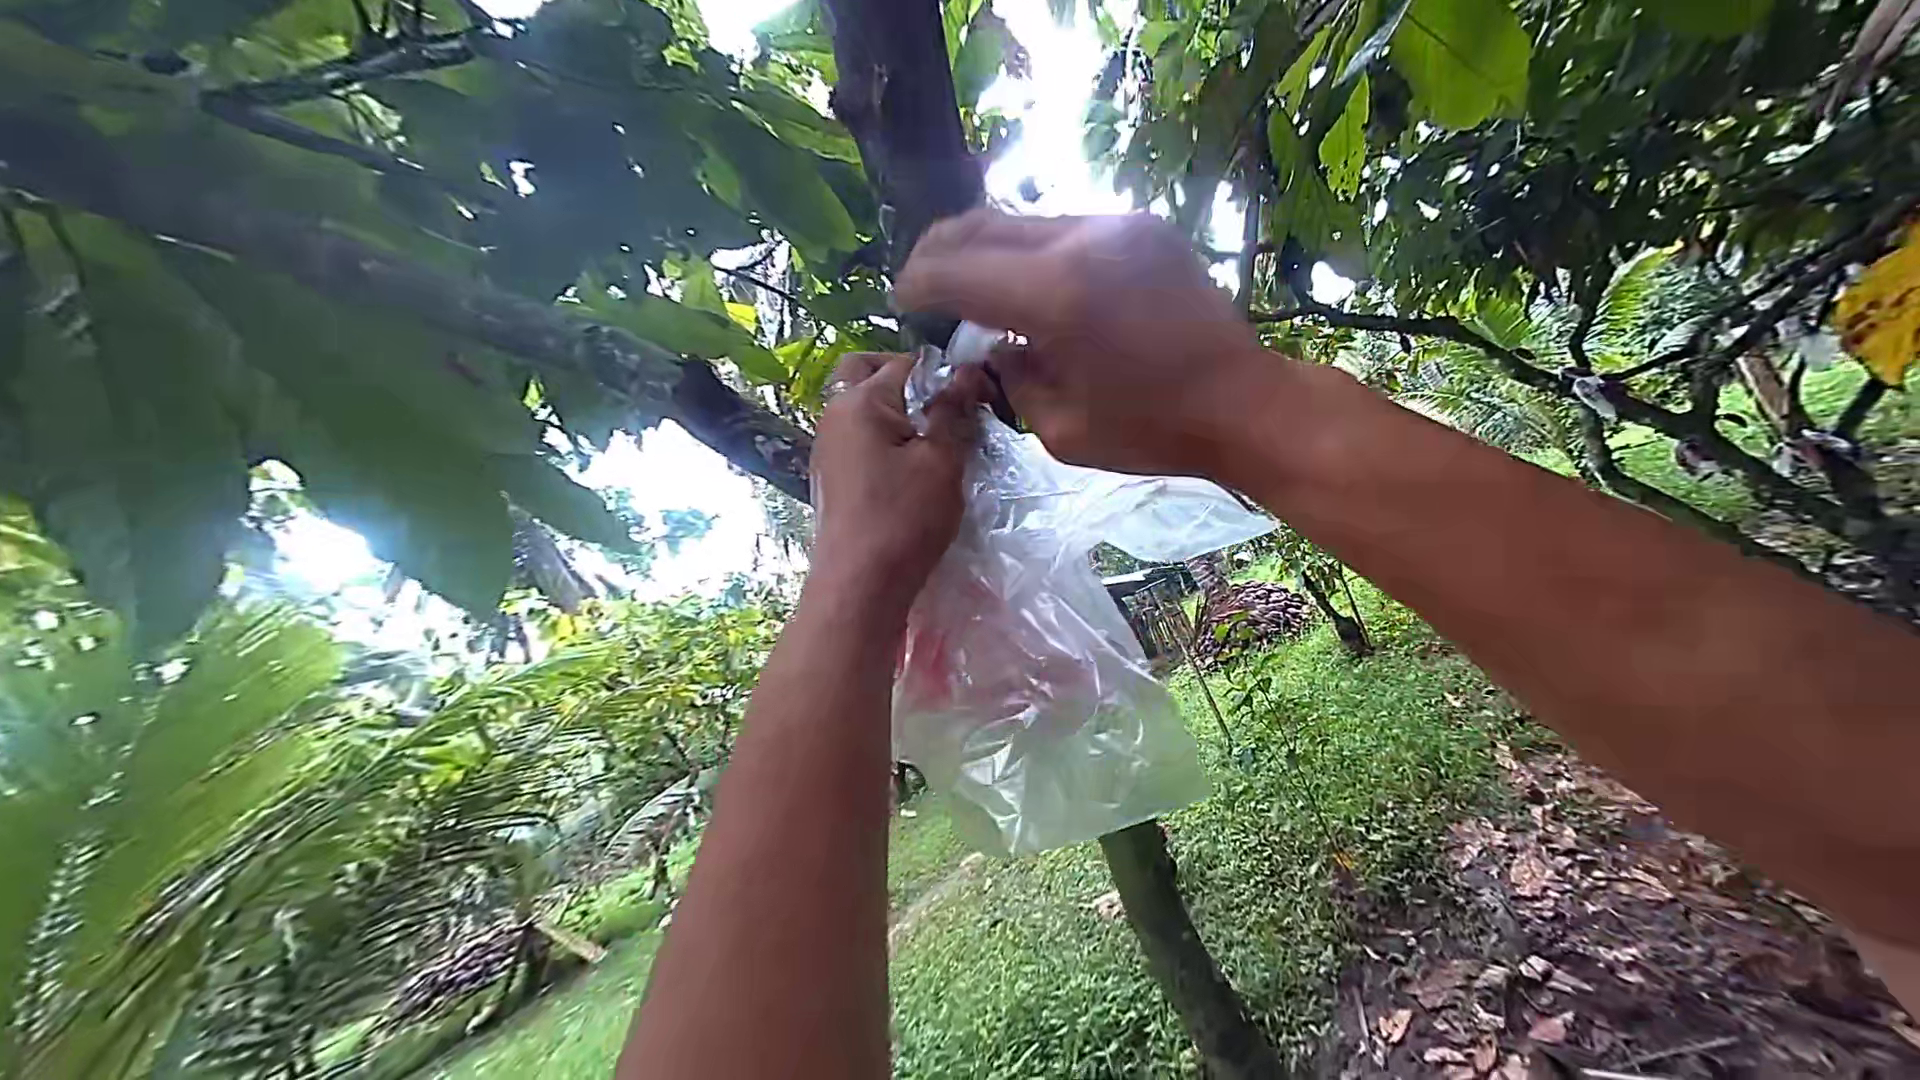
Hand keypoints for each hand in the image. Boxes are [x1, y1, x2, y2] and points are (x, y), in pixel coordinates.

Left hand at [809, 353, 989, 605]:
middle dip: (908, 379)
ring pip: (863, 409)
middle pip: (867, 374)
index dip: (946, 372)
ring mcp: (828, 448)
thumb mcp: (940, 462)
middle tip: (943, 404)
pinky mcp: (832, 476)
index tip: (978, 394)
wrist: (859, 586)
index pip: (906, 362)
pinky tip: (911, 468)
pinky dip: (885, 440)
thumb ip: (951, 412)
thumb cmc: (904, 519)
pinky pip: (860, 440)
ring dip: (897, 412)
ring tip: (934, 440)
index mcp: (859, 402)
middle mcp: (834, 416)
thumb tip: (965, 374)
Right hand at [894, 210, 1269, 476]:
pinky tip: (1029, 288)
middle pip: (981, 227)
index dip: (917, 282)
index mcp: (1056, 297)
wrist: (1242, 401)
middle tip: (922, 286)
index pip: (957, 269)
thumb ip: (1010, 378)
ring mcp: (1115, 226)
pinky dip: (1029, 254)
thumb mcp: (1059, 428)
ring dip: (985, 252)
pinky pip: (1062, 230)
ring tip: (972, 289)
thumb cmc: (1150, 430)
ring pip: (1021, 222)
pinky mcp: (1139, 228)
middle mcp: (1082, 241)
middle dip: (939, 254)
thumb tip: (991, 346)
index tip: (901, 300)